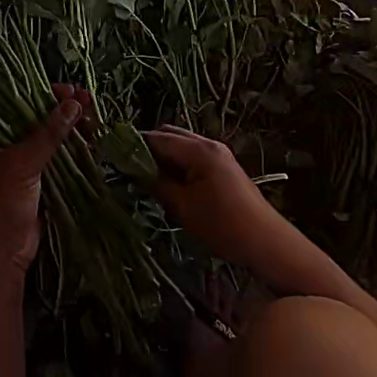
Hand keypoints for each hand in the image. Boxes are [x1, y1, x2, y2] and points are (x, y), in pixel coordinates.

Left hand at [0, 85, 91, 275]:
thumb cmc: (1, 204)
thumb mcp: (22, 163)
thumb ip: (48, 133)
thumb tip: (72, 103)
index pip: (18, 106)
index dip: (43, 95)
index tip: (67, 88)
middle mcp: (5, 150)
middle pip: (38, 122)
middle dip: (62, 110)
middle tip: (88, 98)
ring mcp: (23, 168)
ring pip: (51, 141)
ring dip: (71, 128)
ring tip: (94, 114)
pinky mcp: (38, 186)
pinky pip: (58, 162)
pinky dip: (74, 151)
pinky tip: (92, 139)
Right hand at [142, 125, 299, 276]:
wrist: (265, 241)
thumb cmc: (222, 225)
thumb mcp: (183, 206)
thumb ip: (156, 183)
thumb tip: (132, 169)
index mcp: (199, 149)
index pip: (157, 138)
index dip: (133, 145)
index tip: (112, 155)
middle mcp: (208, 144)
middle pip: (169, 135)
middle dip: (147, 148)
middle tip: (128, 169)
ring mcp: (218, 154)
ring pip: (181, 145)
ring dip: (162, 156)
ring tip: (145, 178)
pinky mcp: (223, 166)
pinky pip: (192, 156)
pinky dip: (176, 164)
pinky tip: (168, 184)